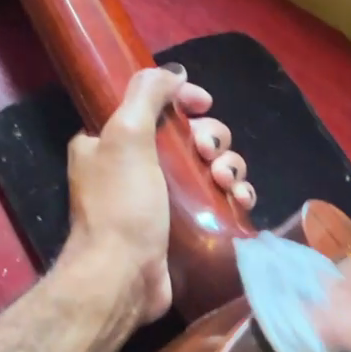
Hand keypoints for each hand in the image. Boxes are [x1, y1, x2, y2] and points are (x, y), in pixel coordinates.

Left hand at [61, 65, 255, 324]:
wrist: (122, 278)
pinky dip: (233, 193)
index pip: (152, 104)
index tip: (202, 102)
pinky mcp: (182, 226)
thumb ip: (145, 94)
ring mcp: (159, 198)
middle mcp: (133, 166)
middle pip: (187, 135)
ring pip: (208, 166)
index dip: (182, 98)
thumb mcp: (125, 135)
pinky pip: (216, 199)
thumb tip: (172, 73)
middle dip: (209, 137)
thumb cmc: (120, 204)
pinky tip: (240, 199)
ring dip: (227, 165)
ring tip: (225, 181)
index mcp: (110, 140)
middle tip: (208, 153)